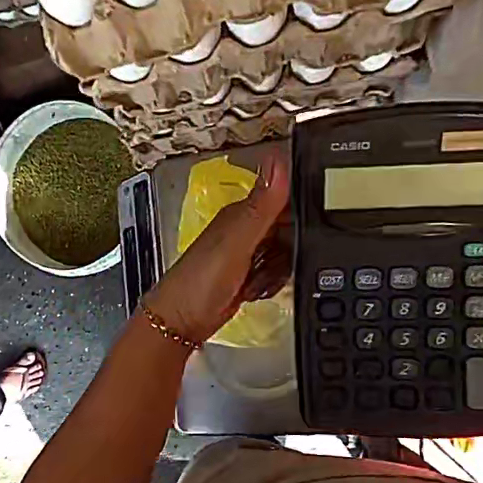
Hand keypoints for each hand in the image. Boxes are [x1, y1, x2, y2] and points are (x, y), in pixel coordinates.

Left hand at [144, 152, 291, 343]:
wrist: (183, 323)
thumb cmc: (201, 281)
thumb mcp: (236, 241)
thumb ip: (261, 205)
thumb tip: (277, 158)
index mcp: (242, 213)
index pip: (285, 197)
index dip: (299, 213)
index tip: (300, 235)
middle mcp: (245, 230)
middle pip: (290, 230)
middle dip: (291, 250)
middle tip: (270, 265)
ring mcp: (246, 255)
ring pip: (286, 254)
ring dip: (279, 271)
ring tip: (257, 280)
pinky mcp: (248, 276)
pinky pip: (276, 274)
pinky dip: (272, 284)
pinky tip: (255, 291)